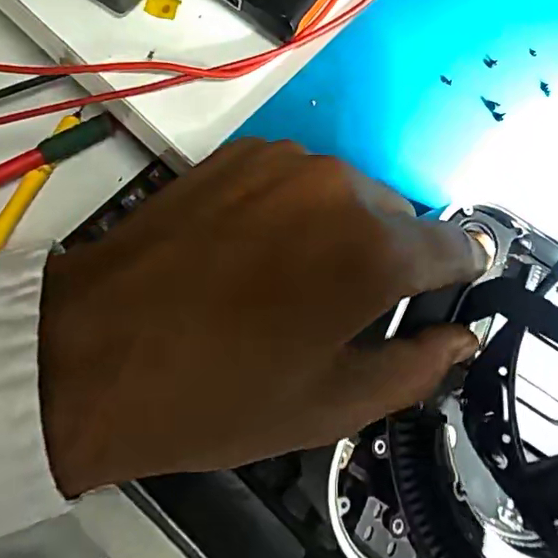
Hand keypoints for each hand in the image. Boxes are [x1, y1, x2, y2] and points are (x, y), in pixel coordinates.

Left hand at [37, 138, 486, 496]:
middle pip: (396, 216)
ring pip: (345, 193)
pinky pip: (296, 178)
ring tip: (290, 279)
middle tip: (346, 307)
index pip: (453, 244)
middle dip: (389, 257)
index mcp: (371, 247)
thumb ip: (415, 367)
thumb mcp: (331, 405)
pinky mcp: (240, 153)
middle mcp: (336, 185)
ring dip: (338, 229)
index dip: (459, 271)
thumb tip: (459, 339)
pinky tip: (254, 249)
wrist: (97, 347)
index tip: (451, 289)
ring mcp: (283, 160)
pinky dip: (294, 208)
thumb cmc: (219, 389)